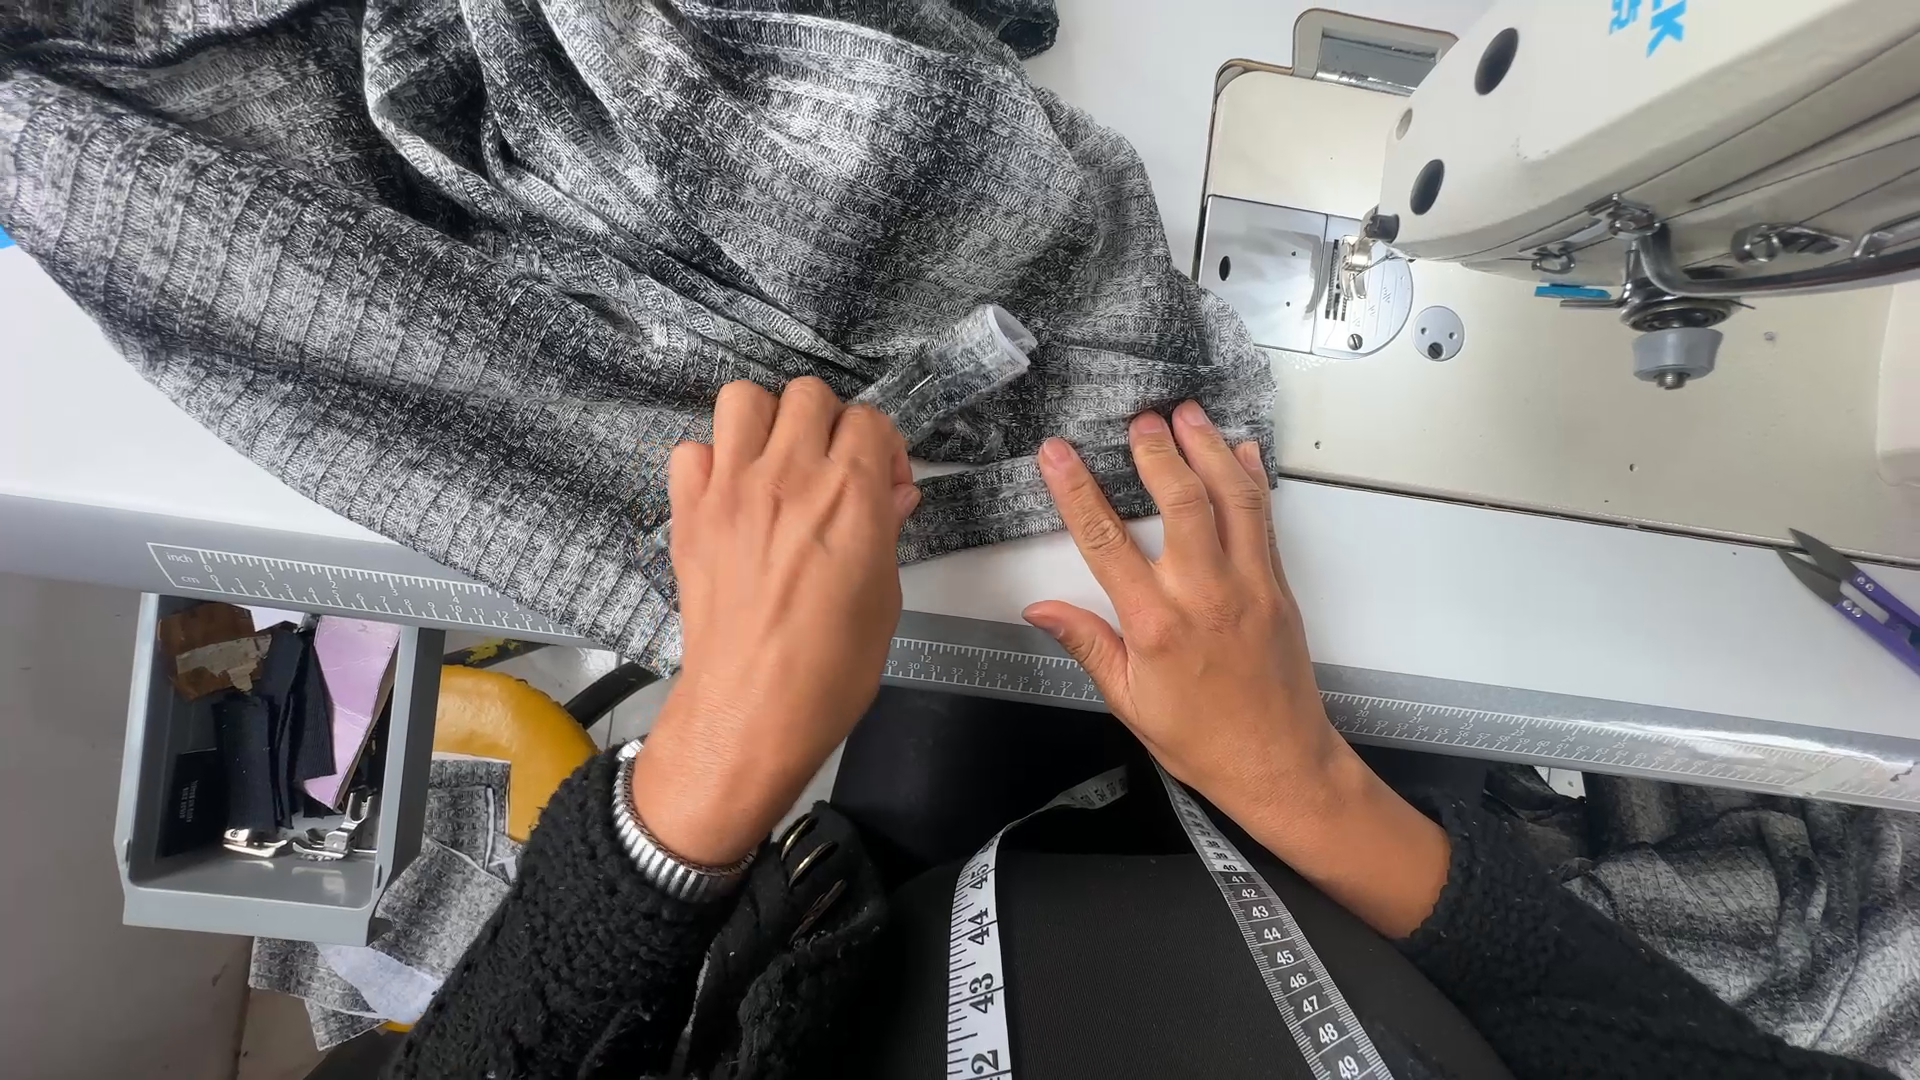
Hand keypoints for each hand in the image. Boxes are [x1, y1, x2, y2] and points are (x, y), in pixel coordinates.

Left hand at [630, 377, 917, 866]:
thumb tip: (892, 493)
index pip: (869, 419)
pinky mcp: (689, 514)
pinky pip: (691, 450)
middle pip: (809, 395)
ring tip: (780, 464)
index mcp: (850, 496)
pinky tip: (733, 495)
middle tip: (834, 467)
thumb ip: (886, 530)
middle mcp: (789, 477)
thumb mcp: (884, 596)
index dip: (883, 445)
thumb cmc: (833, 667)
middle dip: (830, 424)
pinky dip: (714, 461)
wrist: (753, 712)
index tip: (883, 480)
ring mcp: (731, 491)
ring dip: (769, 422)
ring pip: (744, 398)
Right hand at [1025, 402, 1448, 936]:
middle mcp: (1204, 594)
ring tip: (1189, 413)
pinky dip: (1252, 479)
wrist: (1281, 766)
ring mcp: (1249, 585)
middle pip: (1180, 503)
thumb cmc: (1199, 739)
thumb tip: (1039, 608)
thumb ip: (1086, 643)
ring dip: (1209, 449)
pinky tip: (1240, 451)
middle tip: (1140, 418)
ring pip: (1231, 500)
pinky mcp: (1278, 586)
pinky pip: (1265, 520)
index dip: (1076, 491)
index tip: (1057, 453)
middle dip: (1158, 452)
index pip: (1106, 542)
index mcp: (1155, 624)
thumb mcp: (1127, 700)